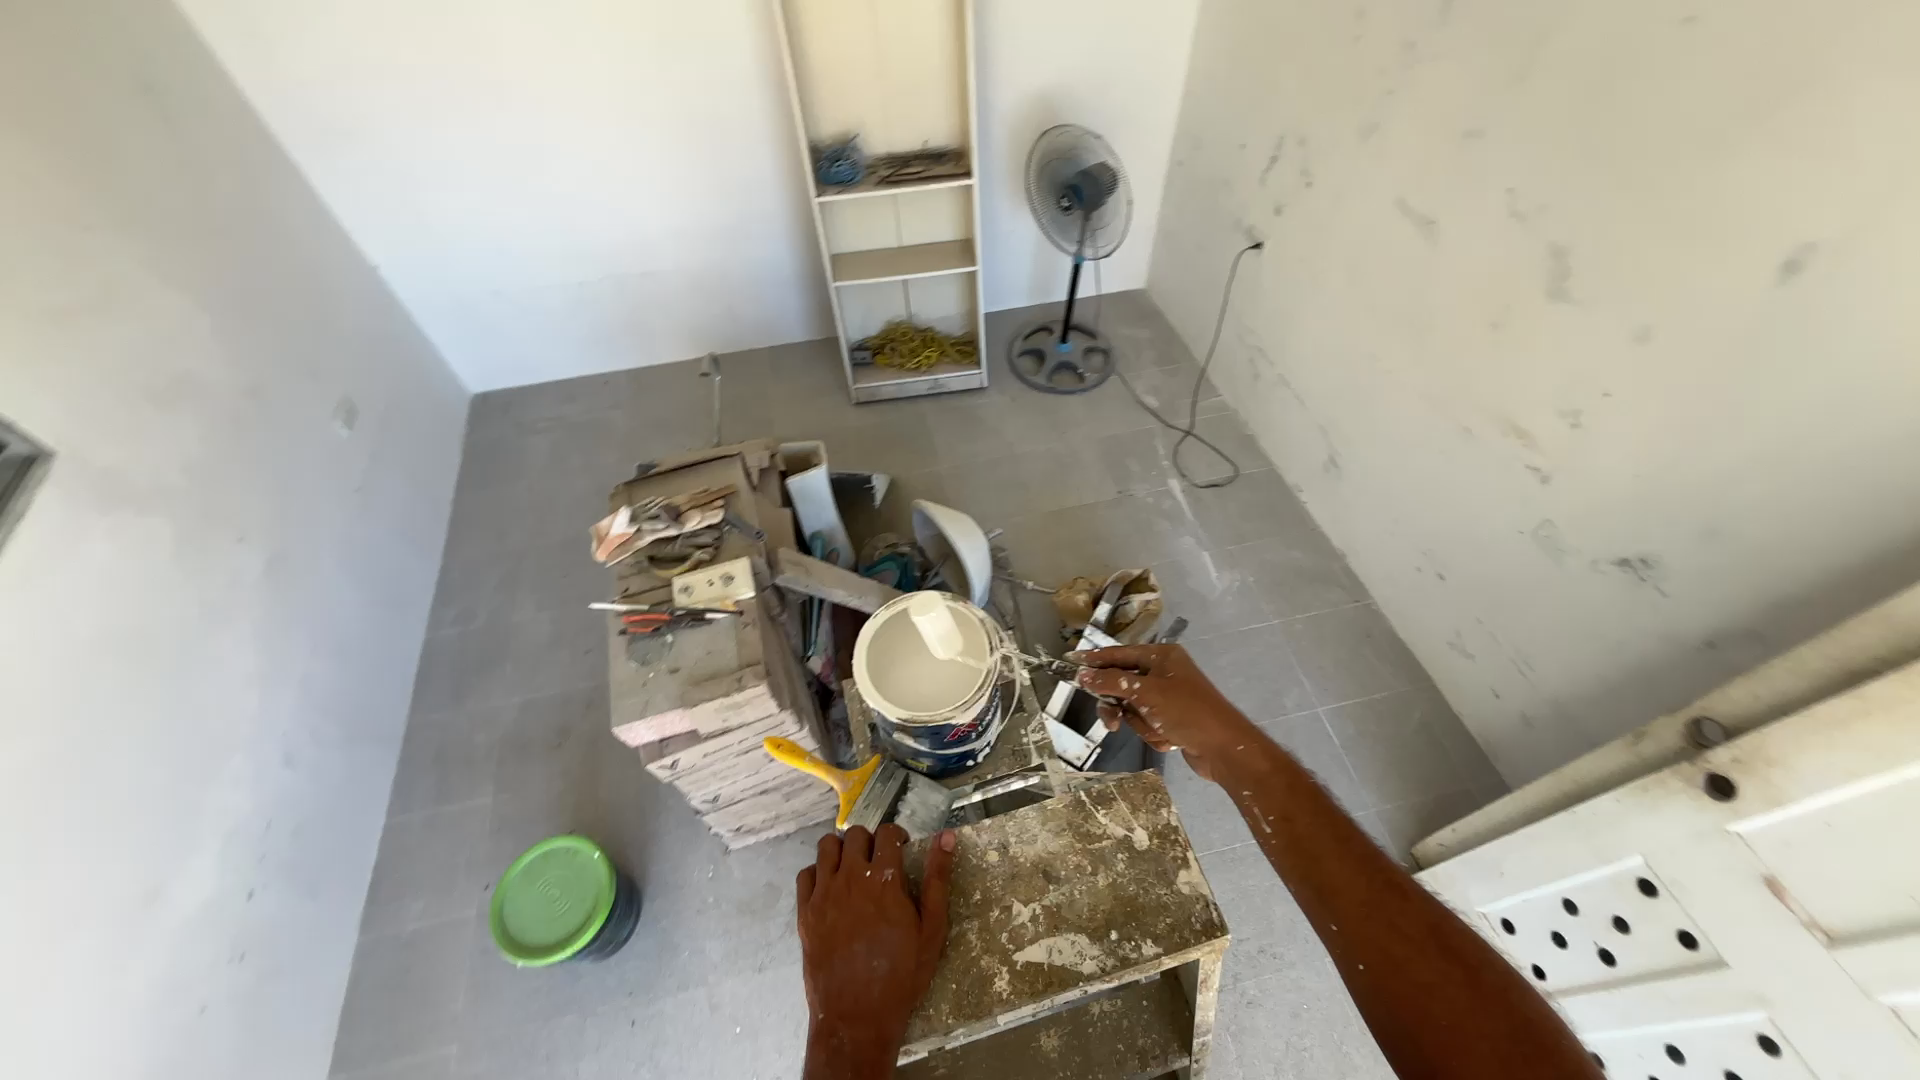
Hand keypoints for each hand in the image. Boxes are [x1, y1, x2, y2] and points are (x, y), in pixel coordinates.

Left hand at [797, 824, 956, 1078]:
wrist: (857, 1016)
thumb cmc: (902, 975)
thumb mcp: (931, 929)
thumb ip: (938, 878)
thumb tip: (946, 836)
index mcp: (884, 879)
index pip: (886, 832)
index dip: (896, 835)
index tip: (901, 849)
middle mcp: (851, 878)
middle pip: (855, 834)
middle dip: (870, 841)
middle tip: (878, 861)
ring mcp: (824, 894)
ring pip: (826, 847)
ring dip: (842, 851)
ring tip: (853, 869)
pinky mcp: (805, 912)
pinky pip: (805, 874)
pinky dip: (818, 873)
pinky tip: (831, 889)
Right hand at [1071, 644, 1263, 781]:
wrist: (1224, 749)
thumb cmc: (1187, 712)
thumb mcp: (1145, 694)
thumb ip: (1111, 682)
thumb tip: (1082, 675)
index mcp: (1161, 657)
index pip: (1119, 654)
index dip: (1095, 660)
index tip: (1071, 662)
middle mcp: (1163, 672)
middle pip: (1122, 683)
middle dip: (1119, 704)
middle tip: (1112, 720)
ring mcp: (1168, 697)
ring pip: (1131, 707)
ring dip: (1139, 722)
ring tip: (1155, 731)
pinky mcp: (1171, 719)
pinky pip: (1146, 723)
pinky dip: (1153, 733)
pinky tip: (1170, 739)